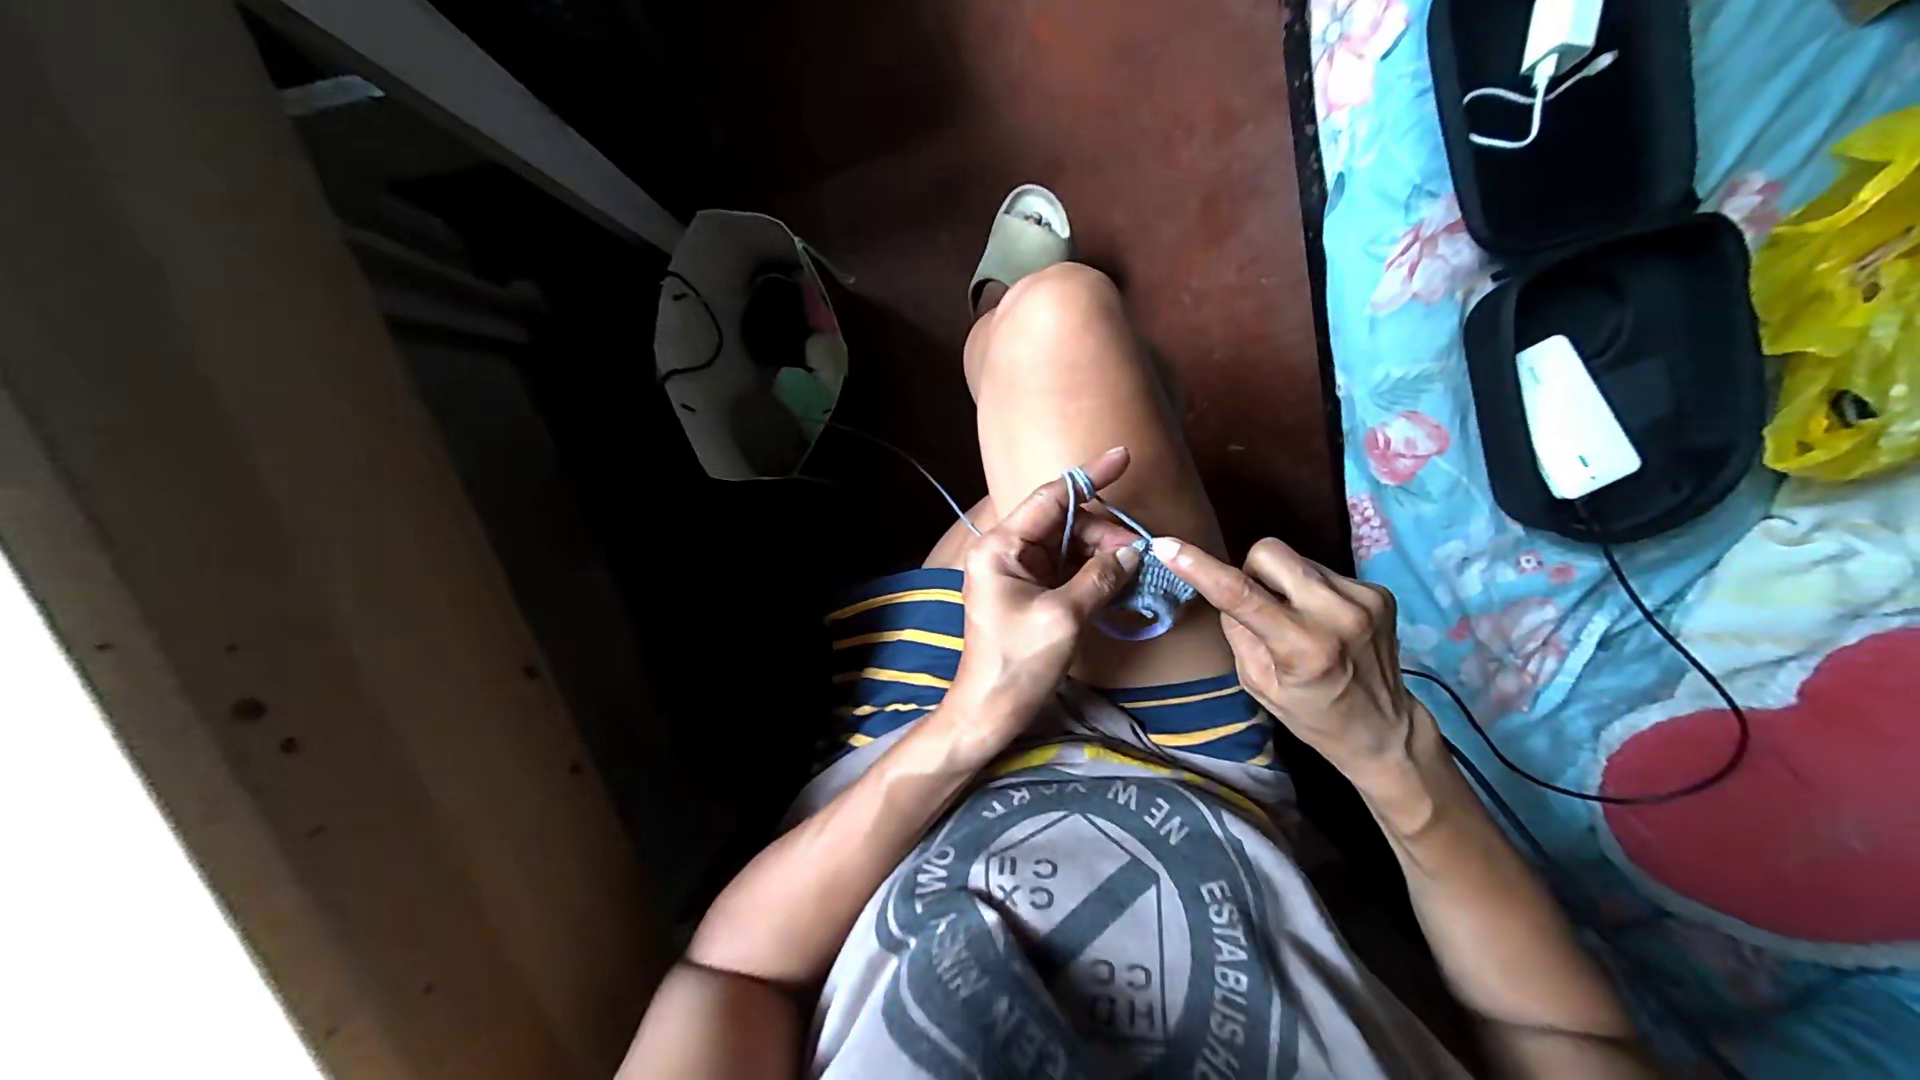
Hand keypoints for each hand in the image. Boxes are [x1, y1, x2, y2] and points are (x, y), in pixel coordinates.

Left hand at [950, 448, 1143, 747]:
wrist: (989, 710)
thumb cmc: (1017, 664)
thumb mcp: (1064, 617)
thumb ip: (1099, 577)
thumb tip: (1132, 552)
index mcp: (1000, 547)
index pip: (1050, 498)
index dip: (1089, 476)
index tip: (1124, 455)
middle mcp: (1005, 552)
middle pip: (1063, 523)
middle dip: (1102, 531)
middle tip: (1138, 552)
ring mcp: (1016, 572)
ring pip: (1067, 545)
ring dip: (1100, 552)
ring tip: (1133, 567)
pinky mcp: (1027, 591)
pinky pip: (1064, 568)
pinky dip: (1091, 570)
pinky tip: (1117, 577)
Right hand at [1154, 537, 1429, 788]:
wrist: (1385, 729)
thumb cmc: (1310, 714)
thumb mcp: (1258, 682)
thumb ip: (1240, 630)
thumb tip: (1227, 588)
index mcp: (1303, 648)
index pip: (1239, 594)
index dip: (1199, 567)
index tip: (1166, 546)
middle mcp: (1338, 614)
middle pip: (1268, 552)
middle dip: (1251, 571)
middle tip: (1257, 605)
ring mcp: (1364, 599)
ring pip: (1295, 558)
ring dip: (1282, 581)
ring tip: (1295, 617)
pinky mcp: (1378, 591)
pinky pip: (1321, 569)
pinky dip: (1308, 589)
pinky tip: (1321, 618)